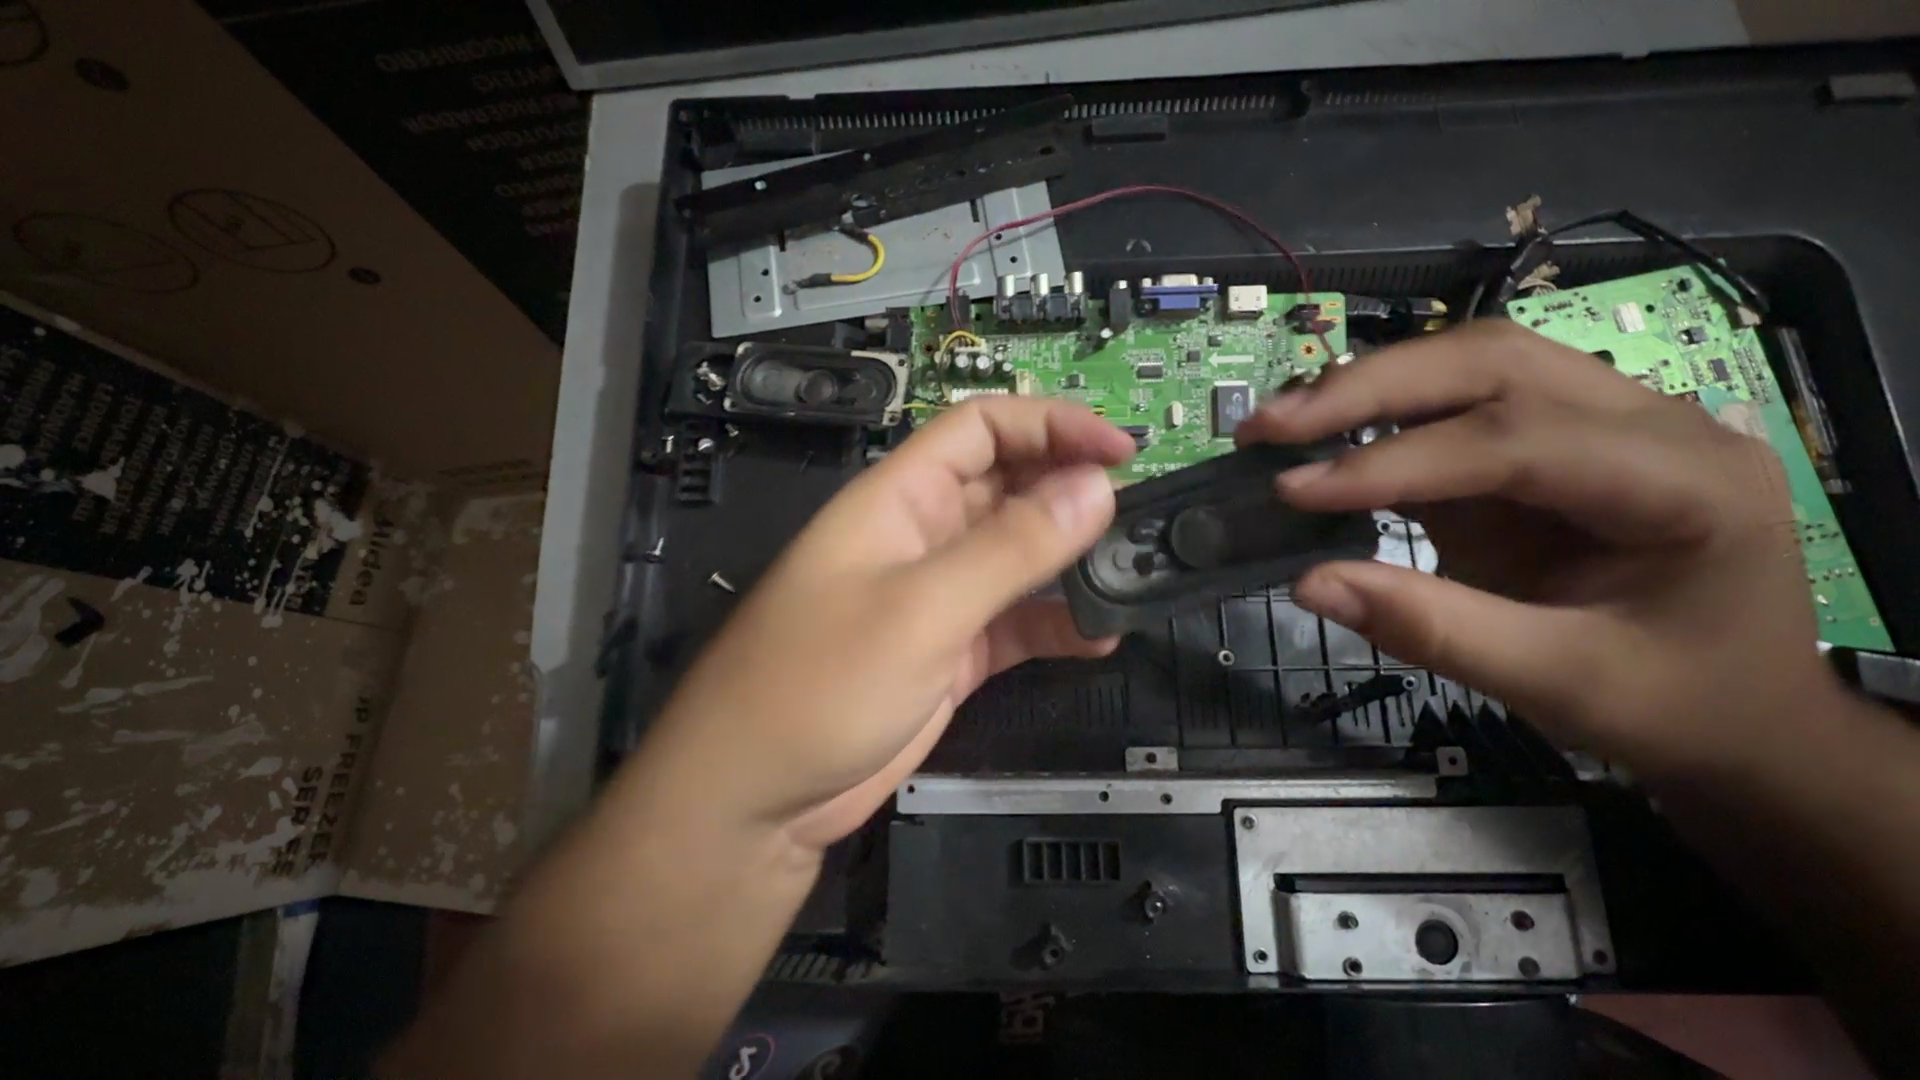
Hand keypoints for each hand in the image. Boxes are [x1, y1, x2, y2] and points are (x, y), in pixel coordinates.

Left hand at [636, 398, 1133, 849]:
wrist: (758, 799)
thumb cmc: (816, 687)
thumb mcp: (920, 609)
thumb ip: (1010, 548)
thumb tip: (1094, 487)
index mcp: (899, 500)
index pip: (981, 429)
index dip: (1051, 425)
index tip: (1119, 447)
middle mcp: (921, 539)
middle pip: (1008, 489)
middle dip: (1071, 494)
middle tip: (1139, 515)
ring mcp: (937, 599)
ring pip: (1019, 558)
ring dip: (1072, 563)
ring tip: (1129, 577)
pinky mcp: (950, 654)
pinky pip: (1015, 622)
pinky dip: (1056, 625)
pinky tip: (1097, 636)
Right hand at [1236, 319, 1845, 775]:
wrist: (1743, 714)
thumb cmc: (1673, 706)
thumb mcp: (1557, 684)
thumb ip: (1435, 629)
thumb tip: (1308, 584)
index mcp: (1685, 483)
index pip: (1518, 440)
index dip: (1397, 461)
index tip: (1294, 490)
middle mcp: (1653, 422)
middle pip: (1494, 362)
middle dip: (1369, 388)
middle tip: (1268, 428)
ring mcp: (1604, 418)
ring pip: (1475, 359)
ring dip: (1371, 383)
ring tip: (1284, 421)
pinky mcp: (1554, 437)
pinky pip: (1463, 399)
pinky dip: (1385, 409)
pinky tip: (1325, 432)